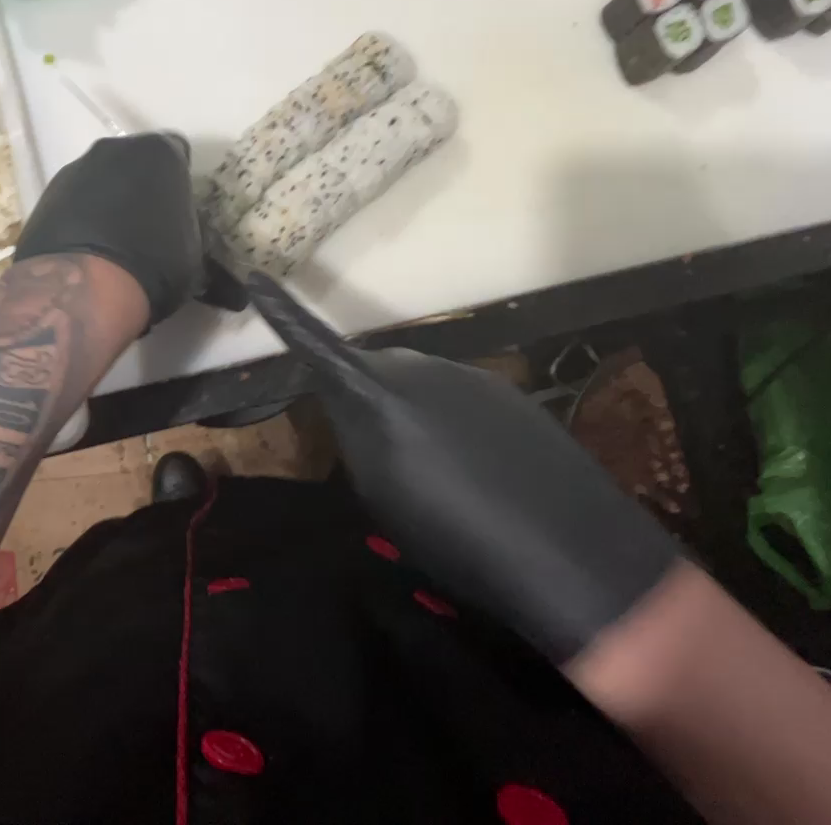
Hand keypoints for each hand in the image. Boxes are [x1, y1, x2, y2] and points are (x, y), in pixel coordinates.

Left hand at [16, 133, 240, 328]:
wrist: (83, 287)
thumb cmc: (154, 266)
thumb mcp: (194, 267)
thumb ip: (207, 265)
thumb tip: (234, 295)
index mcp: (161, 153)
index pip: (178, 155)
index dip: (178, 183)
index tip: (177, 212)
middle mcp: (115, 149)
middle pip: (135, 164)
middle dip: (141, 189)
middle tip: (147, 229)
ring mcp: (75, 169)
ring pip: (100, 181)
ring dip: (107, 204)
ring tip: (113, 247)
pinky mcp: (45, 196)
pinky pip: (72, 202)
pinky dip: (79, 220)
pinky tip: (86, 254)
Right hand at [248, 273, 677, 662]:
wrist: (572, 553)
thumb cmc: (455, 539)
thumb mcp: (381, 496)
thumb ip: (356, 437)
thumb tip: (352, 411)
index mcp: (375, 398)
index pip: (315, 345)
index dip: (283, 313)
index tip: (258, 277)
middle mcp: (419, 370)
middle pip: (370, 367)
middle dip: (360, 393)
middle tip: (372, 451)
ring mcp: (470, 375)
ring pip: (416, 380)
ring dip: (407, 409)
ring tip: (432, 470)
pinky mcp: (509, 391)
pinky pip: (456, 394)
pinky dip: (448, 418)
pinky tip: (475, 466)